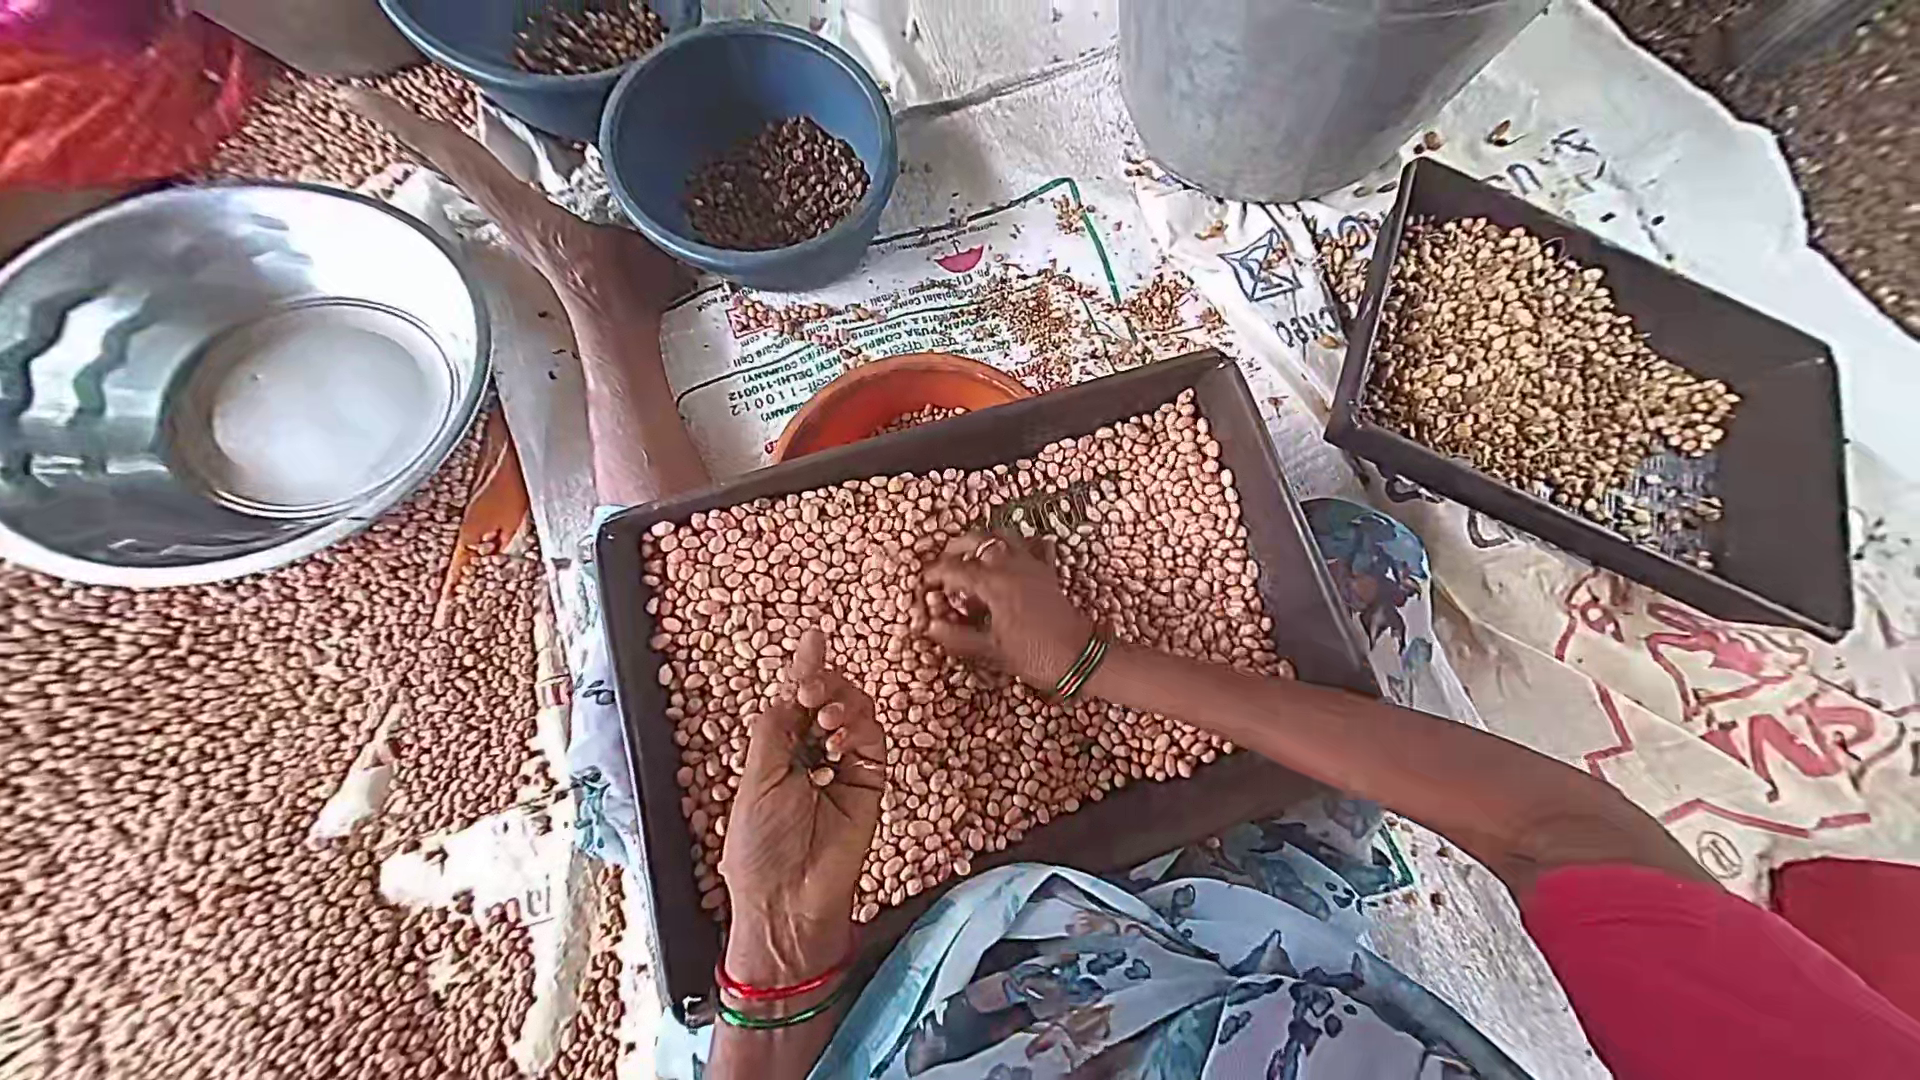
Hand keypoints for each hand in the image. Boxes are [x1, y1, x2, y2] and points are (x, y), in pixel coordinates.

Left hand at [340, 88, 686, 313]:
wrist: (618, 331)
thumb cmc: (623, 294)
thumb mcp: (639, 240)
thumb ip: (637, 203)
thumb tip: (646, 176)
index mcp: (525, 212)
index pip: (457, 159)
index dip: (410, 126)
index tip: (360, 98)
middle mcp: (509, 217)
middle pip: (448, 163)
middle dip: (411, 129)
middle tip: (371, 98)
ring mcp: (516, 227)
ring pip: (463, 177)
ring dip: (437, 147)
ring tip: (409, 118)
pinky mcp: (530, 237)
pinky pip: (484, 190)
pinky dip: (465, 167)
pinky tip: (469, 159)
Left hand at [718, 631, 885, 983]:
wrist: (788, 898)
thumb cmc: (761, 843)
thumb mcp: (756, 776)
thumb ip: (777, 725)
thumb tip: (791, 680)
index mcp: (783, 747)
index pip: (798, 698)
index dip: (807, 667)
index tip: (816, 637)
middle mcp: (815, 748)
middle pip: (829, 696)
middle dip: (822, 683)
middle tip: (811, 691)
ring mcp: (845, 761)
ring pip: (855, 709)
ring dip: (841, 702)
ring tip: (825, 720)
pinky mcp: (870, 776)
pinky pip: (873, 737)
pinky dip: (859, 727)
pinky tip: (840, 739)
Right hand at [921, 532, 1094, 691]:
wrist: (1080, 657)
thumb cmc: (1034, 655)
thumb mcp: (992, 650)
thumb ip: (958, 637)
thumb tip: (930, 625)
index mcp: (994, 583)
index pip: (955, 569)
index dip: (935, 574)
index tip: (924, 583)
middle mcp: (1012, 566)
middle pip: (978, 540)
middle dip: (956, 548)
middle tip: (944, 563)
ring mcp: (1033, 565)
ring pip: (1004, 537)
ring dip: (985, 542)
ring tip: (973, 559)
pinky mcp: (1048, 572)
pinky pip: (1033, 547)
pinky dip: (1019, 547)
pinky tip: (1012, 559)